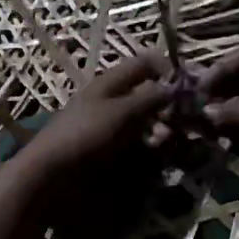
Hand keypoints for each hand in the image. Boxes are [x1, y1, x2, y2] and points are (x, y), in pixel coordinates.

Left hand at [15, 53, 175, 181]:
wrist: (50, 175)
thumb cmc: (83, 135)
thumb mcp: (121, 112)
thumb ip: (151, 97)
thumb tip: (177, 87)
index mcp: (110, 83)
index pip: (145, 63)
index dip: (168, 70)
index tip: (188, 89)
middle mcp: (112, 100)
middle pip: (149, 94)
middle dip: (169, 106)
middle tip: (183, 122)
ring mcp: (111, 127)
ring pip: (147, 121)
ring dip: (162, 129)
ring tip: (168, 143)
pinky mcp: (110, 151)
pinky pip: (138, 143)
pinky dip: (150, 147)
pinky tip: (155, 155)